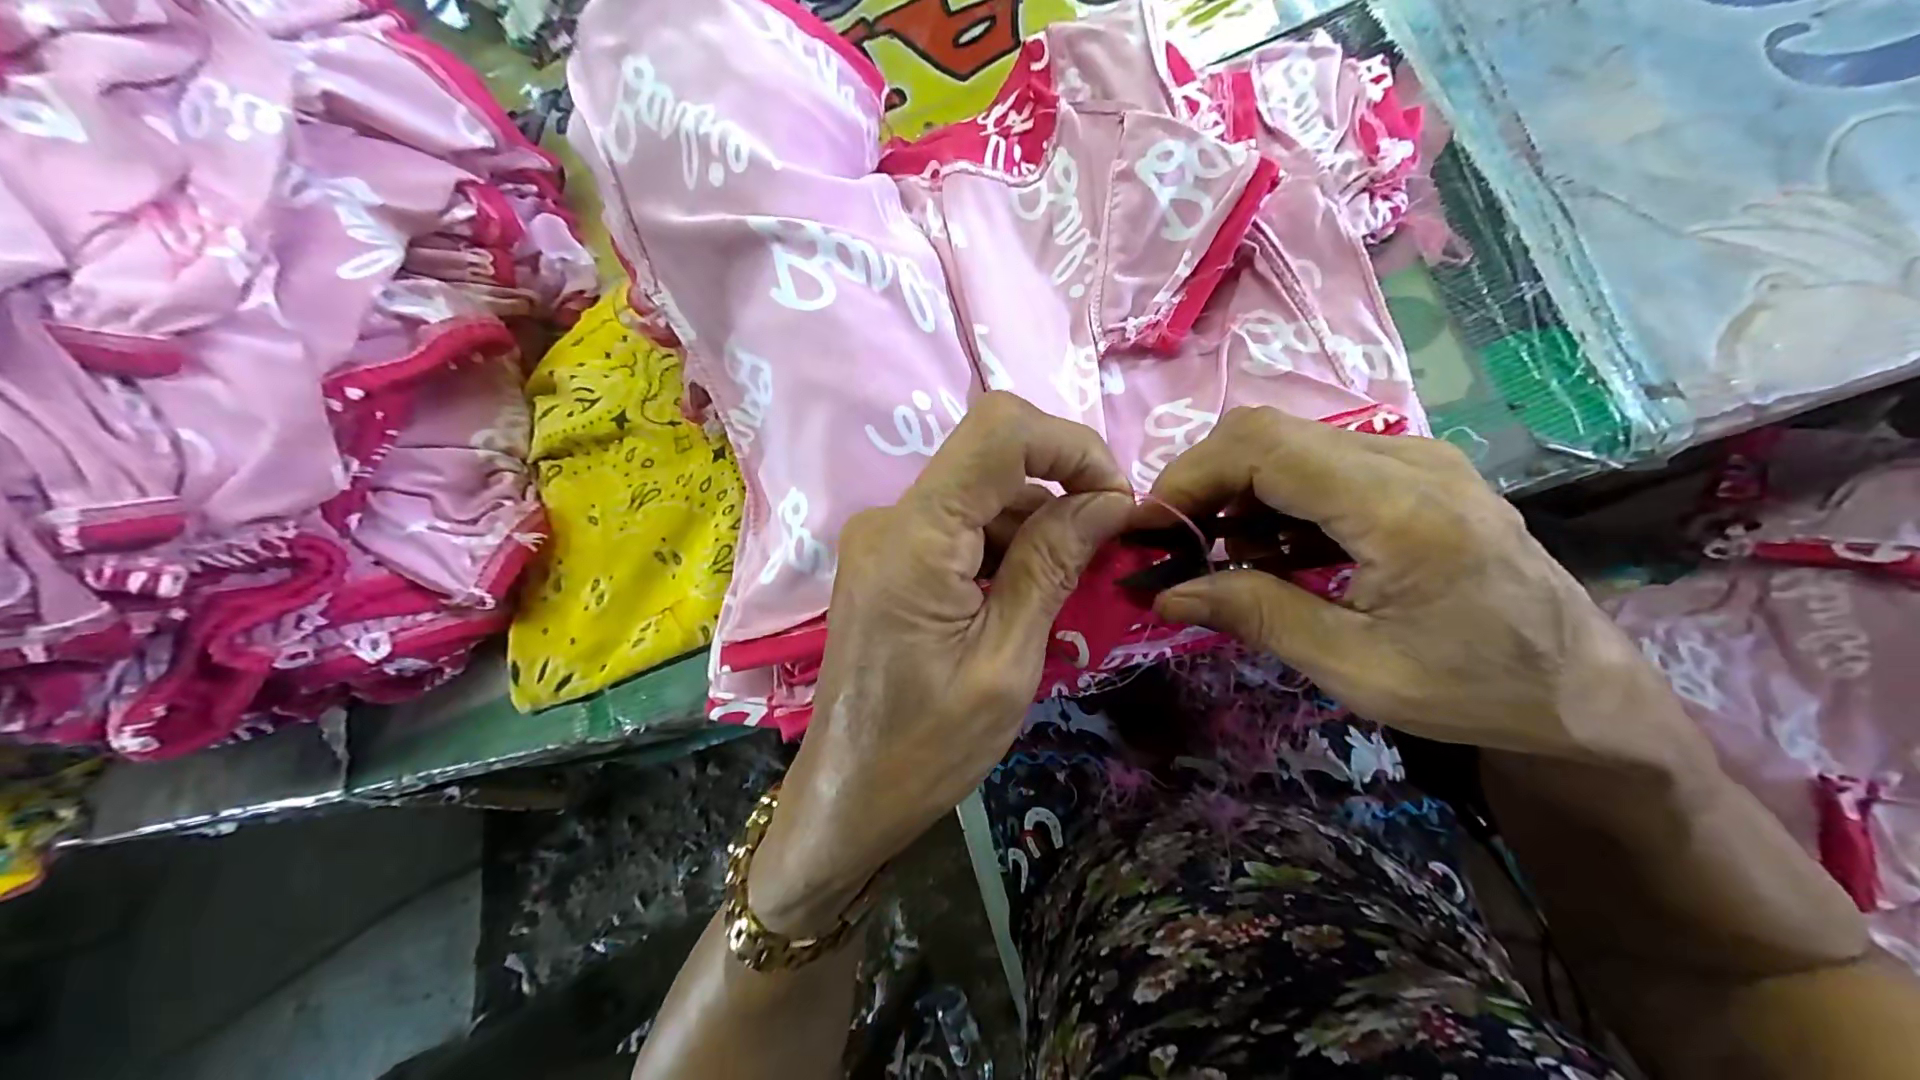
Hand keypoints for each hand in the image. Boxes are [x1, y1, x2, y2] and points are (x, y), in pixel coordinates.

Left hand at [749, 393, 1134, 936]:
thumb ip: (1051, 566)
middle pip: (993, 460)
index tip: (1117, 499)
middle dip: (1061, 490)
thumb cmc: (928, 747)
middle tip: (1107, 551)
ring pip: (981, 495)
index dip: (1070, 444)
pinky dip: (1004, 546)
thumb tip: (1109, 500)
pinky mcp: (888, 560)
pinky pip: (959, 527)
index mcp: (915, 538)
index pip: (998, 431)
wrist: (847, 795)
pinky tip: (1025, 596)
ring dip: (1036, 525)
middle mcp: (891, 519)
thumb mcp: (1007, 662)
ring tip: (1069, 588)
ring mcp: (884, 538)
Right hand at [1146, 406, 1705, 768]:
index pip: (1262, 449)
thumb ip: (1255, 615)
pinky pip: (1317, 464)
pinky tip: (1268, 551)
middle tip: (1175, 544)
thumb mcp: (1354, 667)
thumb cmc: (1472, 688)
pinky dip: (1271, 500)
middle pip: (1267, 433)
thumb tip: (1165, 593)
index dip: (1189, 478)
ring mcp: (1414, 461)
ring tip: (1218, 556)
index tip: (1148, 528)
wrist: (1580, 691)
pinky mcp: (1413, 475)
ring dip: (1234, 492)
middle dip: (1203, 483)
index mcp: (1399, 507)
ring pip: (1287, 444)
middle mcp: (1407, 461)